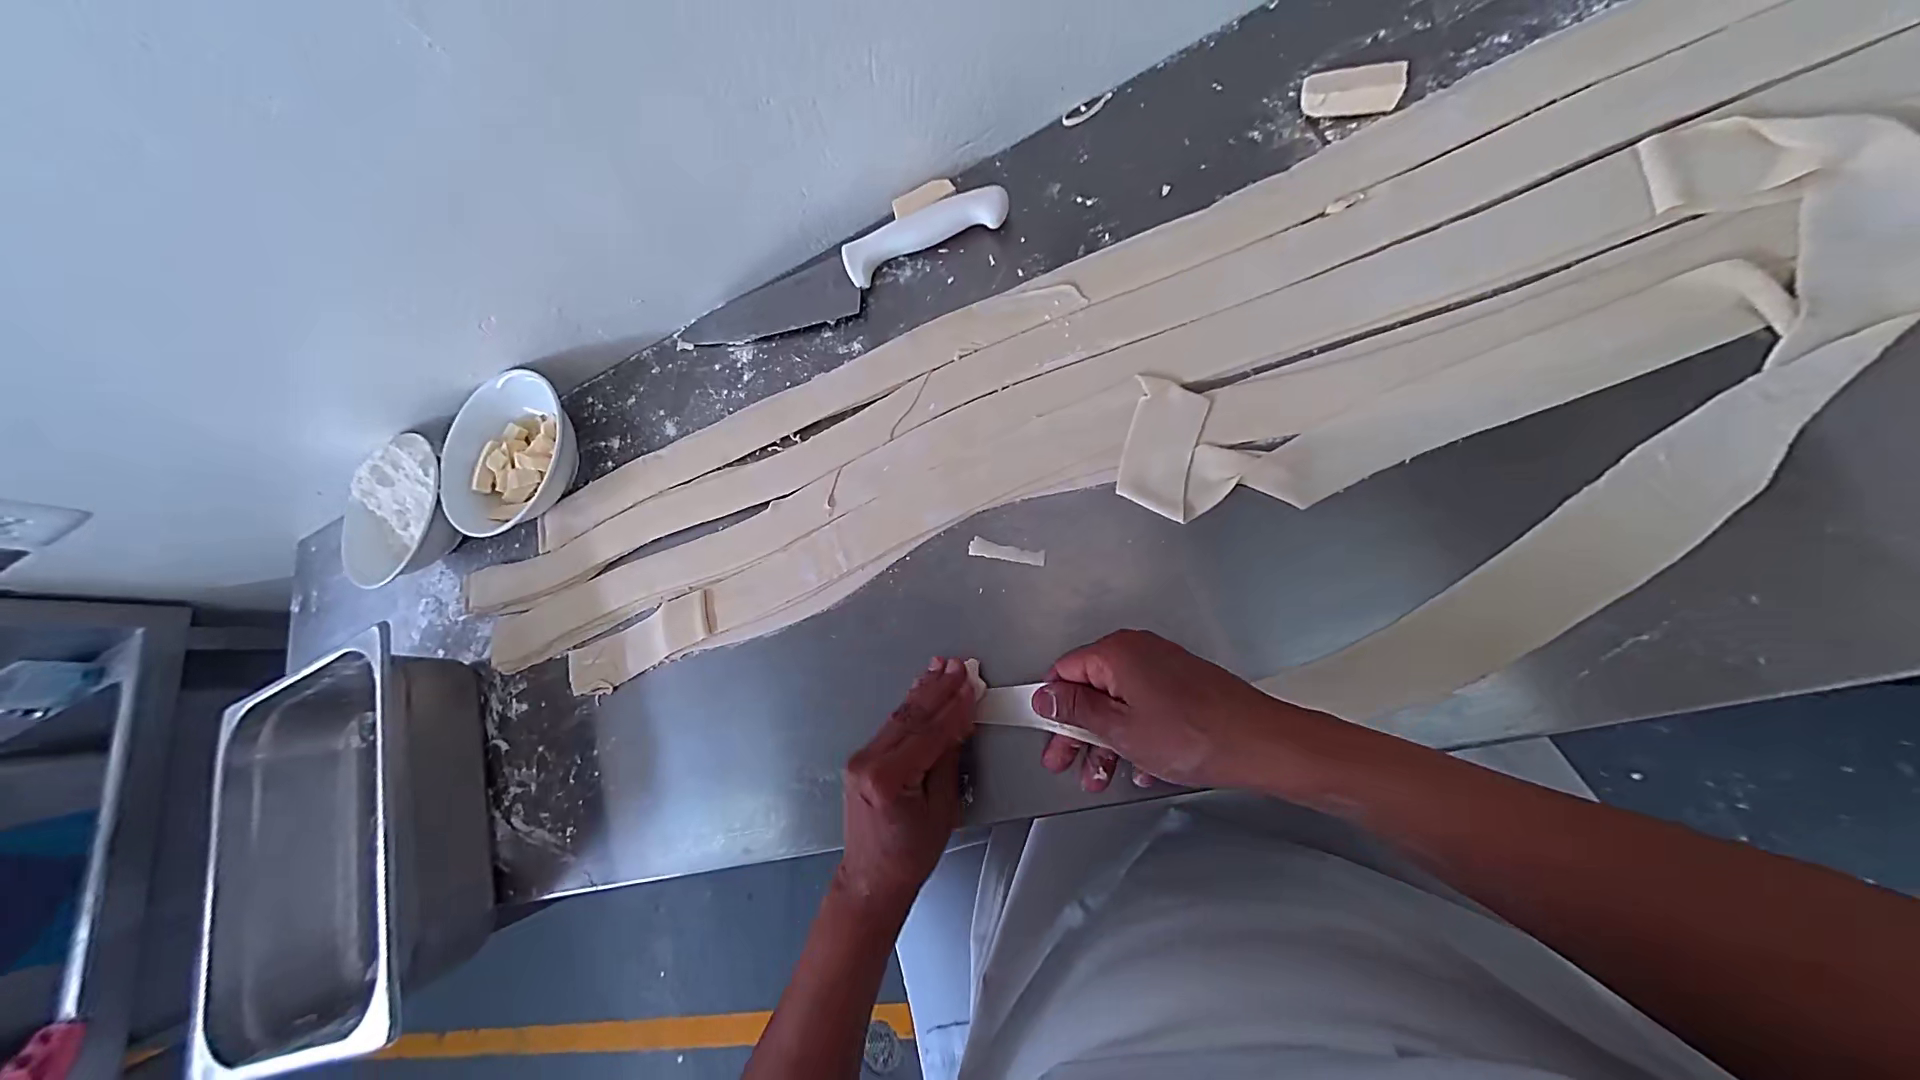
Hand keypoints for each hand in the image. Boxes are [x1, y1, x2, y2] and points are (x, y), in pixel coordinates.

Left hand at [835, 657, 977, 912]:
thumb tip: (958, 724)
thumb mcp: (943, 809)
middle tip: (958, 666)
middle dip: (938, 689)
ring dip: (923, 691)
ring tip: (942, 669)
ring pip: (900, 717)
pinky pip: (890, 727)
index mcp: (888, 778)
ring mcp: (861, 759)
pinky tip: (921, 691)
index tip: (970, 685)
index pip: (929, 733)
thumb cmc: (908, 855)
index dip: (954, 707)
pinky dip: (910, 708)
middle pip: (912, 717)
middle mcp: (869, 763)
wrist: (872, 878)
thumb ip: (948, 760)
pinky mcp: (861, 759)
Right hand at [1033, 630, 1345, 791]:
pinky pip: (1143, 705)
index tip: (1046, 733)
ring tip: (1103, 774)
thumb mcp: (1119, 730)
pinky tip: (1138, 764)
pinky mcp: (1181, 683)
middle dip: (1076, 731)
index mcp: (1116, 653)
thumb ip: (1076, 711)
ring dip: (1105, 740)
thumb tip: (1046, 697)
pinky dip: (1134, 733)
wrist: (1262, 745)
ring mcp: (1162, 666)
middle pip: (1089, 688)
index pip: (1063, 672)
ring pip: (1117, 701)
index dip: (1051, 708)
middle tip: (1066, 761)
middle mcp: (1138, 651)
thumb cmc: (1198, 735)